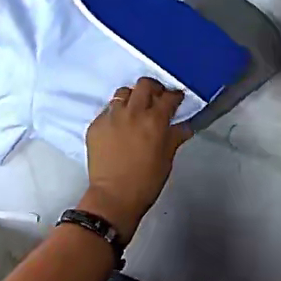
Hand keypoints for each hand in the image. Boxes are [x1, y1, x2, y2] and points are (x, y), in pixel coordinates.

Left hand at [79, 77, 188, 241]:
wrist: (113, 195)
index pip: (168, 97)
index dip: (175, 96)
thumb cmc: (146, 181)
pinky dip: (116, 112)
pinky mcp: (95, 124)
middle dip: (153, 88)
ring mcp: (111, 116)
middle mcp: (132, 112)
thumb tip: (184, 126)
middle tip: (156, 97)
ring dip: (132, 97)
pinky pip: (107, 110)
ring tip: (135, 108)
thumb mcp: (166, 159)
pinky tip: (119, 125)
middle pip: (144, 85)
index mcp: (154, 121)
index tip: (177, 98)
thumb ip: (175, 137)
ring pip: (123, 93)